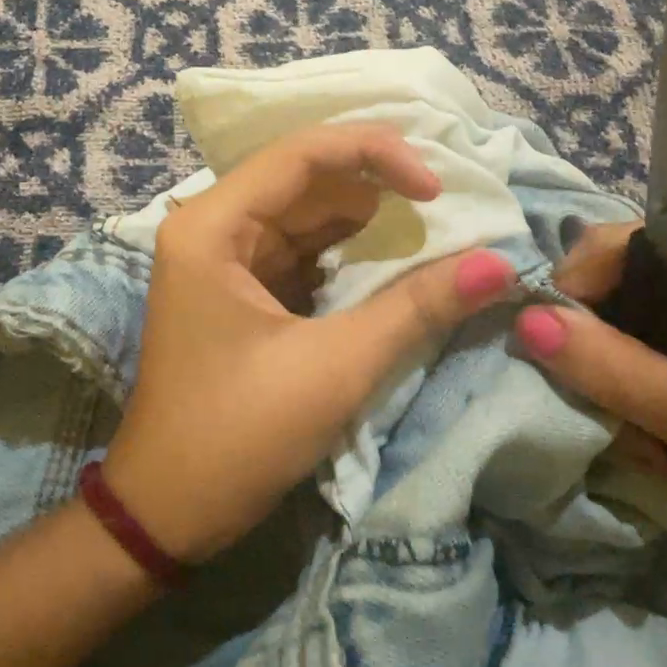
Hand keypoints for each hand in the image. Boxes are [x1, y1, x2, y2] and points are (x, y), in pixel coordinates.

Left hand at [102, 123, 516, 562]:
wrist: (166, 514)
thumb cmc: (238, 436)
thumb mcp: (336, 368)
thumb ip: (417, 307)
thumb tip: (501, 265)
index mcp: (211, 225)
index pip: (301, 153)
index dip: (376, 154)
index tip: (436, 188)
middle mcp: (209, 226)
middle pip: (304, 180)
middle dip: (376, 189)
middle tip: (447, 207)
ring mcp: (220, 259)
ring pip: (305, 217)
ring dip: (366, 224)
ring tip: (433, 232)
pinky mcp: (236, 291)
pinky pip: (299, 253)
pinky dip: (346, 257)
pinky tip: (392, 266)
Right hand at [515, 218, 666, 543]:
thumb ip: (614, 371)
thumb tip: (525, 323)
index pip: (625, 239)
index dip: (578, 287)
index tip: (558, 349)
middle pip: (628, 261)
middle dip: (605, 324)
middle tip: (608, 388)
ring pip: (638, 287)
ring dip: (624, 343)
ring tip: (640, 397)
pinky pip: (660, 306)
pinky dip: (646, 348)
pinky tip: (664, 390)